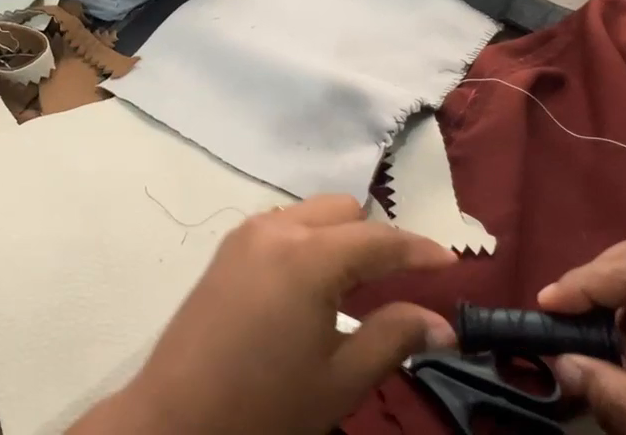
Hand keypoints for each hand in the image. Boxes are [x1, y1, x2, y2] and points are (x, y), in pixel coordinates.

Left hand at [72, 193, 457, 434]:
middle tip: (397, 284)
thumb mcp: (340, 379)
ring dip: (340, 239)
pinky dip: (308, 244)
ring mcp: (245, 235)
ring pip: (310, 215)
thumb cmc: (265, 405)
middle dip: (375, 239)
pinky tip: (312, 291)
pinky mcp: (226, 250)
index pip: (378, 238)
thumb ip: (393, 338)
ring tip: (355, 291)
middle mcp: (276, 229)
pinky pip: (282, 228)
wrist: (175, 418)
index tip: (450, 262)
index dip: (418, 249)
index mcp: (308, 256)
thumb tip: (440, 323)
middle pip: (343, 212)